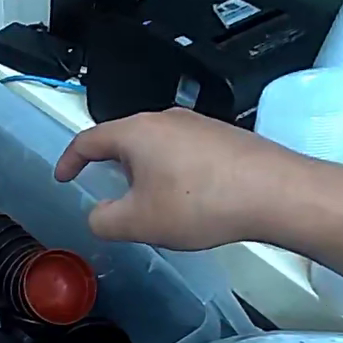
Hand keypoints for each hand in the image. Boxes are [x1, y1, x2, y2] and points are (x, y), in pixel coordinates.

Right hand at [53, 109, 311, 250]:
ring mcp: (197, 124)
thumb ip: (102, 221)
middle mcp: (165, 119)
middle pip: (121, 139)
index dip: (68, 160)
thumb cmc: (202, 203)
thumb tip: (98, 216)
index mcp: (135, 132)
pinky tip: (183, 197)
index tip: (62, 176)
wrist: (279, 195)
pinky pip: (180, 150)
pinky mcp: (222, 136)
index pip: (87, 140)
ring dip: (140, 171)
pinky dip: (169, 171)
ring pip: (152, 145)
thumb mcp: (136, 223)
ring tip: (147, 201)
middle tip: (106, 193)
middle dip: (107, 166)